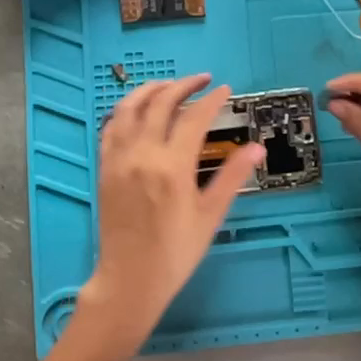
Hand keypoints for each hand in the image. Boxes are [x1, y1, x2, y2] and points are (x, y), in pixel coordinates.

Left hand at [85, 75, 263, 334]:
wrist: (130, 280)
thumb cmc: (175, 252)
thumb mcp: (210, 216)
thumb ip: (231, 177)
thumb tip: (256, 148)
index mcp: (173, 166)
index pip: (194, 117)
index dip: (212, 100)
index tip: (225, 91)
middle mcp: (143, 154)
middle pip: (160, 103)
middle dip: (183, 85)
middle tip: (202, 81)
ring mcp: (119, 159)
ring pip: (129, 107)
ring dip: (150, 90)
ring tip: (169, 86)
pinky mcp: (105, 168)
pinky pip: (111, 127)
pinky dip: (126, 111)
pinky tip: (138, 111)